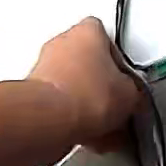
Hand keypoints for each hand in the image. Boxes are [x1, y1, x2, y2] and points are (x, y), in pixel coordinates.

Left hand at [28, 17, 143, 149]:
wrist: (51, 121)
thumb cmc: (82, 95)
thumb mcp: (130, 93)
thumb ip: (133, 92)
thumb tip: (133, 100)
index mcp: (87, 31)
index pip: (107, 37)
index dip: (119, 61)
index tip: (125, 76)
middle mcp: (61, 44)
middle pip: (87, 62)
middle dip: (100, 84)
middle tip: (113, 100)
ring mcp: (44, 69)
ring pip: (72, 85)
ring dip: (86, 103)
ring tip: (102, 126)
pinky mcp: (32, 96)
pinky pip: (58, 104)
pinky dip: (71, 118)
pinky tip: (87, 135)